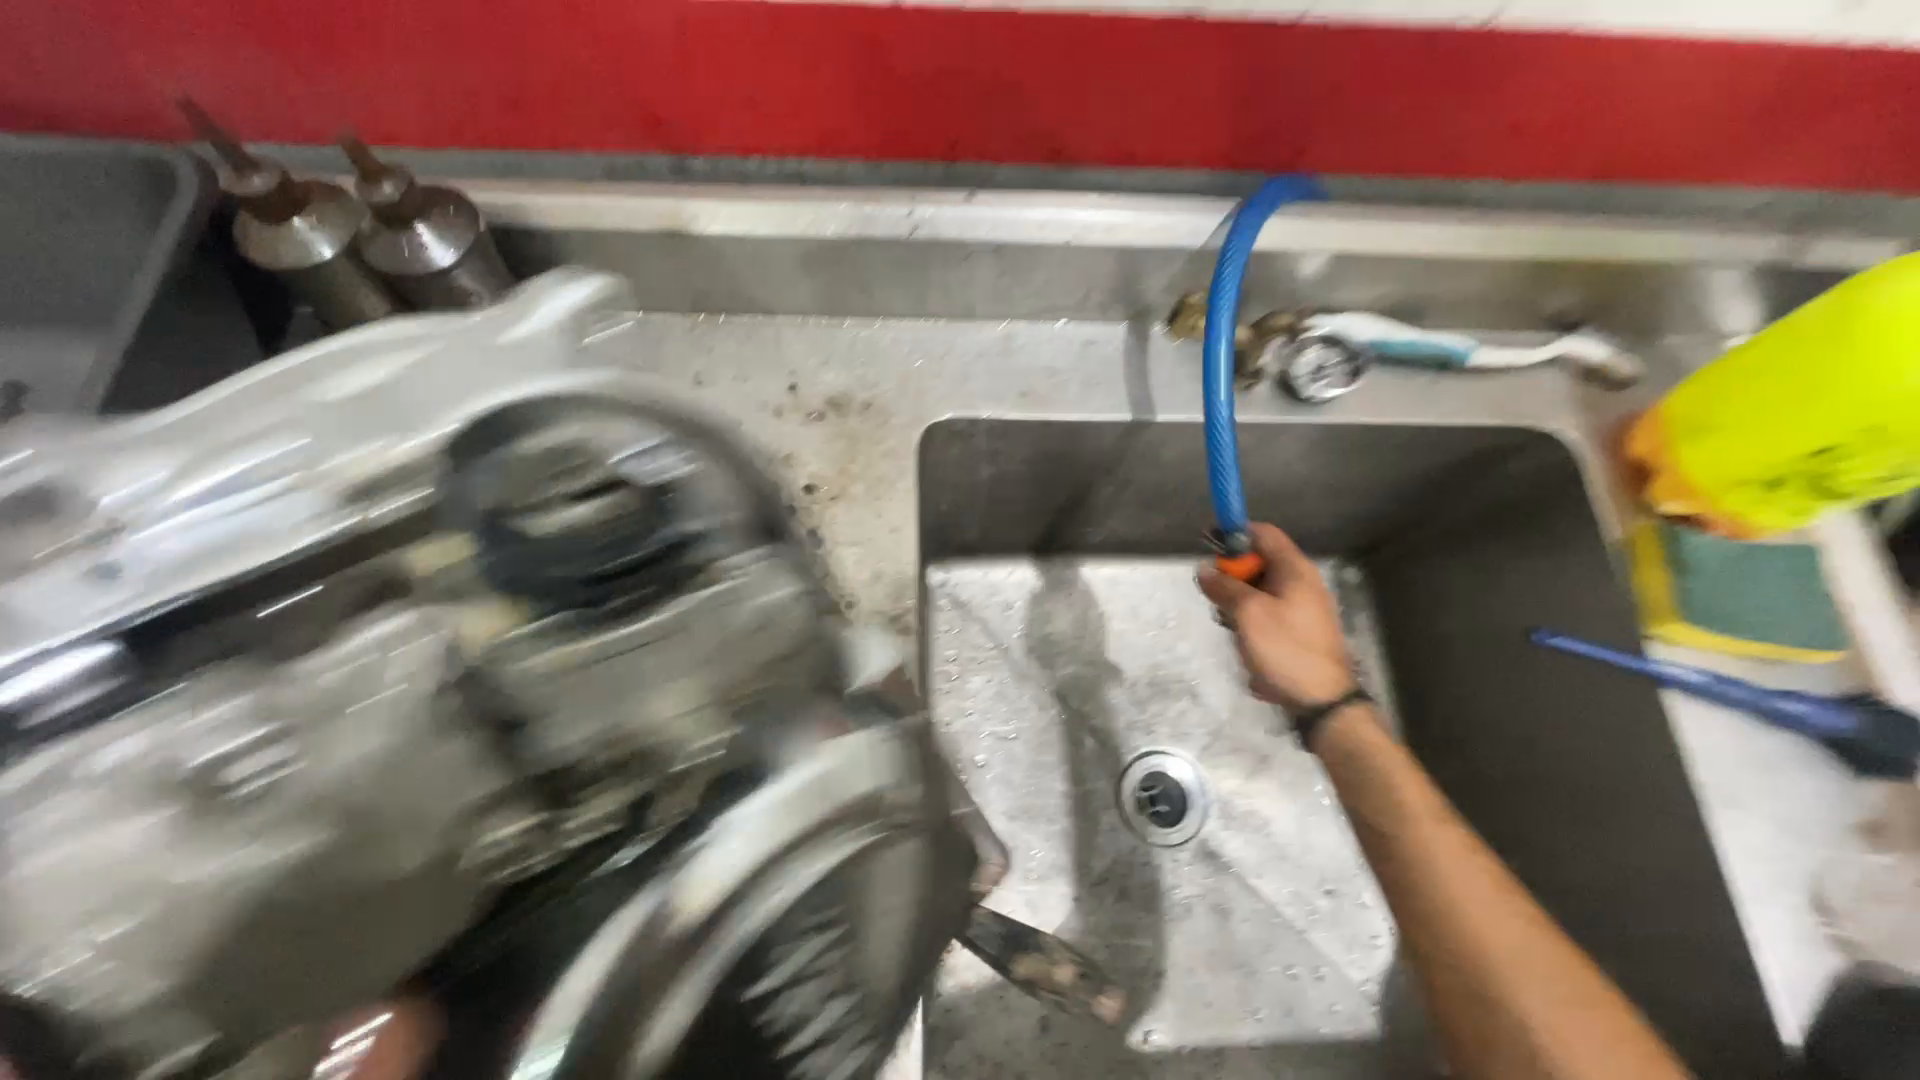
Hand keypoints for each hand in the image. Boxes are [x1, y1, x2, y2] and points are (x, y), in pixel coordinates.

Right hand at [1197, 523, 1354, 710]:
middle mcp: (1301, 582)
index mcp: (1295, 569)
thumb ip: (1224, 587)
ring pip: (1258, 589)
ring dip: (1237, 601)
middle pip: (1258, 562)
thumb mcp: (1248, 614)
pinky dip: (1249, 619)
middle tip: (1215, 596)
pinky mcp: (1296, 630)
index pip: (1262, 533)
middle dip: (1232, 575)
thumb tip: (1204, 568)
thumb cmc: (1286, 648)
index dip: (1234, 535)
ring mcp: (1300, 607)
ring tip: (1228, 623)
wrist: (1321, 699)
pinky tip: (1242, 640)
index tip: (1208, 548)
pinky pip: (1265, 611)